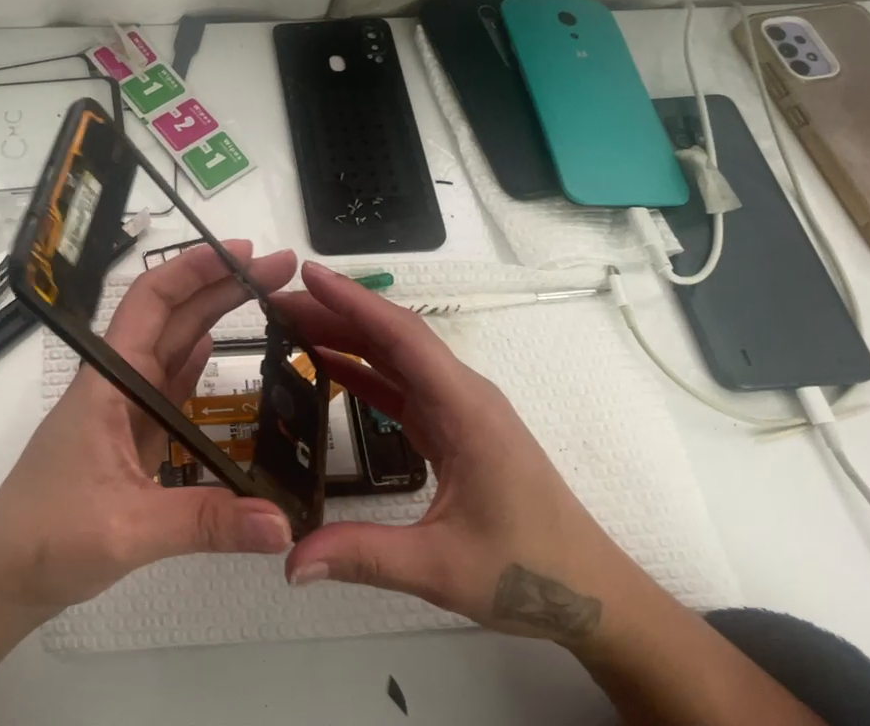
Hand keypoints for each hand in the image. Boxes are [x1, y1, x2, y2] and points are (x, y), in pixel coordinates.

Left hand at [0, 240, 299, 612]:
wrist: (3, 573)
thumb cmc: (46, 537)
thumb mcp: (127, 529)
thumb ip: (205, 523)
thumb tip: (282, 523)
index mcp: (108, 383)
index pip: (151, 303)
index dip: (195, 268)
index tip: (243, 252)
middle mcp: (116, 386)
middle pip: (171, 318)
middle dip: (222, 287)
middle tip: (280, 271)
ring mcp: (123, 412)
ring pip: (172, 348)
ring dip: (214, 318)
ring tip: (265, 301)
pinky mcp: (129, 440)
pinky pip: (169, 389)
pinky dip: (196, 364)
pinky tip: (218, 353)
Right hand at [275, 262, 649, 642]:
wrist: (590, 594)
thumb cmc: (529, 572)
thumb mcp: (440, 567)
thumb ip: (362, 556)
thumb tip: (290, 561)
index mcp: (467, 410)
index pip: (403, 338)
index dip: (355, 302)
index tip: (309, 275)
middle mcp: (463, 397)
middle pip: (394, 338)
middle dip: (337, 313)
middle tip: (279, 303)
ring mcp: (460, 412)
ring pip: (397, 358)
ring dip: (347, 337)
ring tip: (293, 326)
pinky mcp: (454, 430)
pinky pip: (402, 387)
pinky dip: (363, 371)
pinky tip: (328, 367)